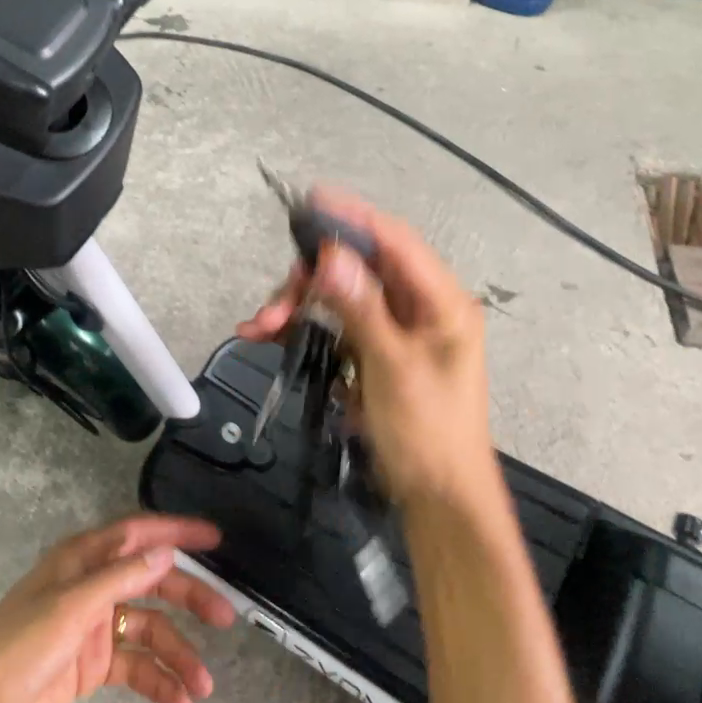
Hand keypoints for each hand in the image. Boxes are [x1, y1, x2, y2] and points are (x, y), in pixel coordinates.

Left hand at [0, 514, 235, 702]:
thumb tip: (165, 552)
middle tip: (226, 617)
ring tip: (202, 685)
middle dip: (190, 598)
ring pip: (150, 630)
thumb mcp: (71, 607)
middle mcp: (94, 585)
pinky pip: (138, 666)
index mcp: (83, 559)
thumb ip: (120, 577)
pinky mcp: (95, 663)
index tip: (215, 538)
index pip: (138, 534)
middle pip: (153, 582)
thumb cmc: (18, 645)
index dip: (176, 530)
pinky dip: (160, 683)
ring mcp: (96, 625)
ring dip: (179, 655)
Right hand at [237, 187, 493, 505]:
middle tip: (277, 299)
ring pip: (339, 293)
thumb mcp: (392, 368)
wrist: (437, 500)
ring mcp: (396, 328)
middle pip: (359, 265)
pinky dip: (303, 326)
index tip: (308, 201)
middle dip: (311, 275)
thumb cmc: (426, 434)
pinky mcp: (375, 351)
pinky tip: (268, 335)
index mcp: (440, 302)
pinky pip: (335, 323)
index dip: (352, 218)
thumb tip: (329, 253)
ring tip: (261, 326)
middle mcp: (419, 306)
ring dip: (298, 303)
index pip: (394, 241)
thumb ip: (360, 308)